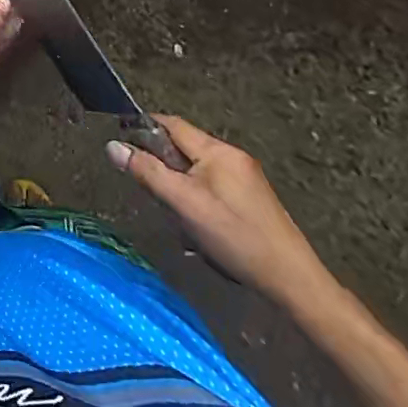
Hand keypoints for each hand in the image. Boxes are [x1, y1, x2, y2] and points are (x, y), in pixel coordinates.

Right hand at [108, 114, 334, 308]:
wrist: (294, 283)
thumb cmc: (236, 236)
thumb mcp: (183, 202)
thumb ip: (147, 171)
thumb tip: (113, 146)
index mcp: (218, 151)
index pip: (171, 123)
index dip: (142, 126)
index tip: (119, 140)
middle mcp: (233, 158)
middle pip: (181, 147)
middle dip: (160, 165)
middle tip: (150, 190)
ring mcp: (245, 180)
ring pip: (193, 170)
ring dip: (177, 187)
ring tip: (175, 214)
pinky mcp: (250, 200)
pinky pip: (209, 187)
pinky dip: (193, 199)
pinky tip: (195, 225)